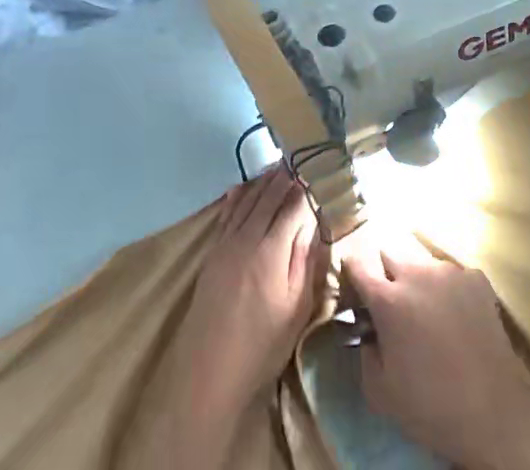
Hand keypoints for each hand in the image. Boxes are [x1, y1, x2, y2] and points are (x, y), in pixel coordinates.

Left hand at [159, 168, 327, 461]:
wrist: (208, 372)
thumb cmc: (262, 343)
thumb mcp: (297, 306)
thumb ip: (305, 260)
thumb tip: (314, 224)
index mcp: (271, 250)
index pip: (293, 205)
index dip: (307, 185)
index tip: (321, 168)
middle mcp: (246, 239)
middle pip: (268, 197)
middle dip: (286, 175)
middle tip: (302, 156)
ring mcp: (225, 245)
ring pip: (246, 201)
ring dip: (263, 181)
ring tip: (279, 164)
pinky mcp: (212, 256)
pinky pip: (225, 216)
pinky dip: (237, 197)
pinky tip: (242, 187)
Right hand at [345, 236, 529, 469]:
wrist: (491, 406)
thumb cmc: (428, 403)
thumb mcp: (378, 389)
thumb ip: (365, 351)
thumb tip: (369, 330)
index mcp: (388, 300)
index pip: (358, 266)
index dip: (350, 268)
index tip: (349, 273)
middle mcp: (418, 274)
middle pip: (392, 252)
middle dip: (385, 270)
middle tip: (390, 299)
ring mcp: (451, 272)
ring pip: (424, 262)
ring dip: (418, 278)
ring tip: (427, 311)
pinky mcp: (478, 278)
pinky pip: (452, 274)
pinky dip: (447, 288)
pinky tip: (455, 316)